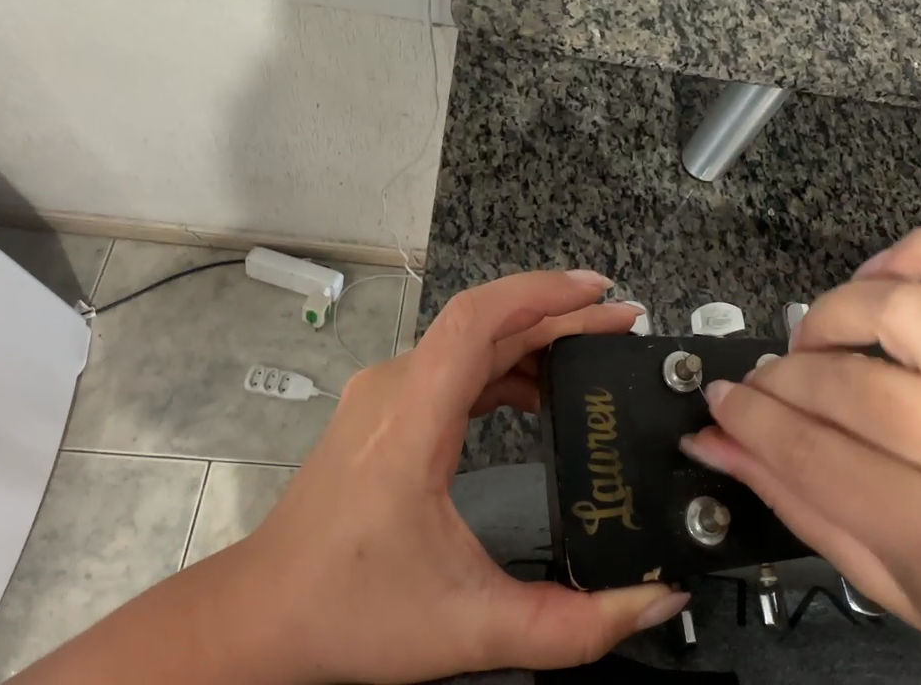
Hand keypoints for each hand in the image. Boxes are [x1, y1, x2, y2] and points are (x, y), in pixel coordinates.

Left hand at [202, 270, 687, 683]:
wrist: (263, 614)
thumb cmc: (353, 612)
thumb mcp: (473, 628)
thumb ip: (575, 625)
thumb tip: (658, 598)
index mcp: (411, 420)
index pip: (475, 319)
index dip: (540, 292)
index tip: (599, 291)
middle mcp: (394, 388)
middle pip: (484, 324)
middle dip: (559, 315)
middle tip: (624, 324)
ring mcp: (384, 394)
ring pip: (468, 341)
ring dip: (533, 337)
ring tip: (594, 352)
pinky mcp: (383, 409)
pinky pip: (452, 365)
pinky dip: (502, 364)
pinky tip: (538, 390)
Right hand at [680, 228, 920, 678]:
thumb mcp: (891, 584)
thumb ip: (796, 502)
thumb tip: (714, 439)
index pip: (813, 455)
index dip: (748, 420)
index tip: (719, 401)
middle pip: (850, 385)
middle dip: (780, 380)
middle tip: (764, 385)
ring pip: (905, 311)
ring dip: (834, 313)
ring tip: (817, 340)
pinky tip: (887, 272)